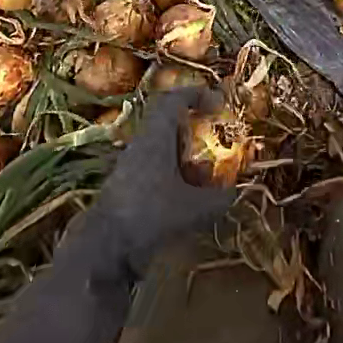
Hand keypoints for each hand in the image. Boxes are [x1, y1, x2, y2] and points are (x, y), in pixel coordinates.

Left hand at [88, 89, 233, 276]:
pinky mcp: (130, 187)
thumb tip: (236, 193)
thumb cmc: (148, 214)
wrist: (105, 247)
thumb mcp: (192, 208)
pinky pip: (158, 169)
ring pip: (163, 147)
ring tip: (210, 169)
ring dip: (186, 152)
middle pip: (168, 122)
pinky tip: (191, 196)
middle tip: (217, 135)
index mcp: (154, 137)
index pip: (172, 100)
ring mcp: (133, 166)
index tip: (218, 101)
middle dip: (194, 125)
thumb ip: (218, 199)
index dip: (195, 94)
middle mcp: (142, 145)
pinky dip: (177, 174)